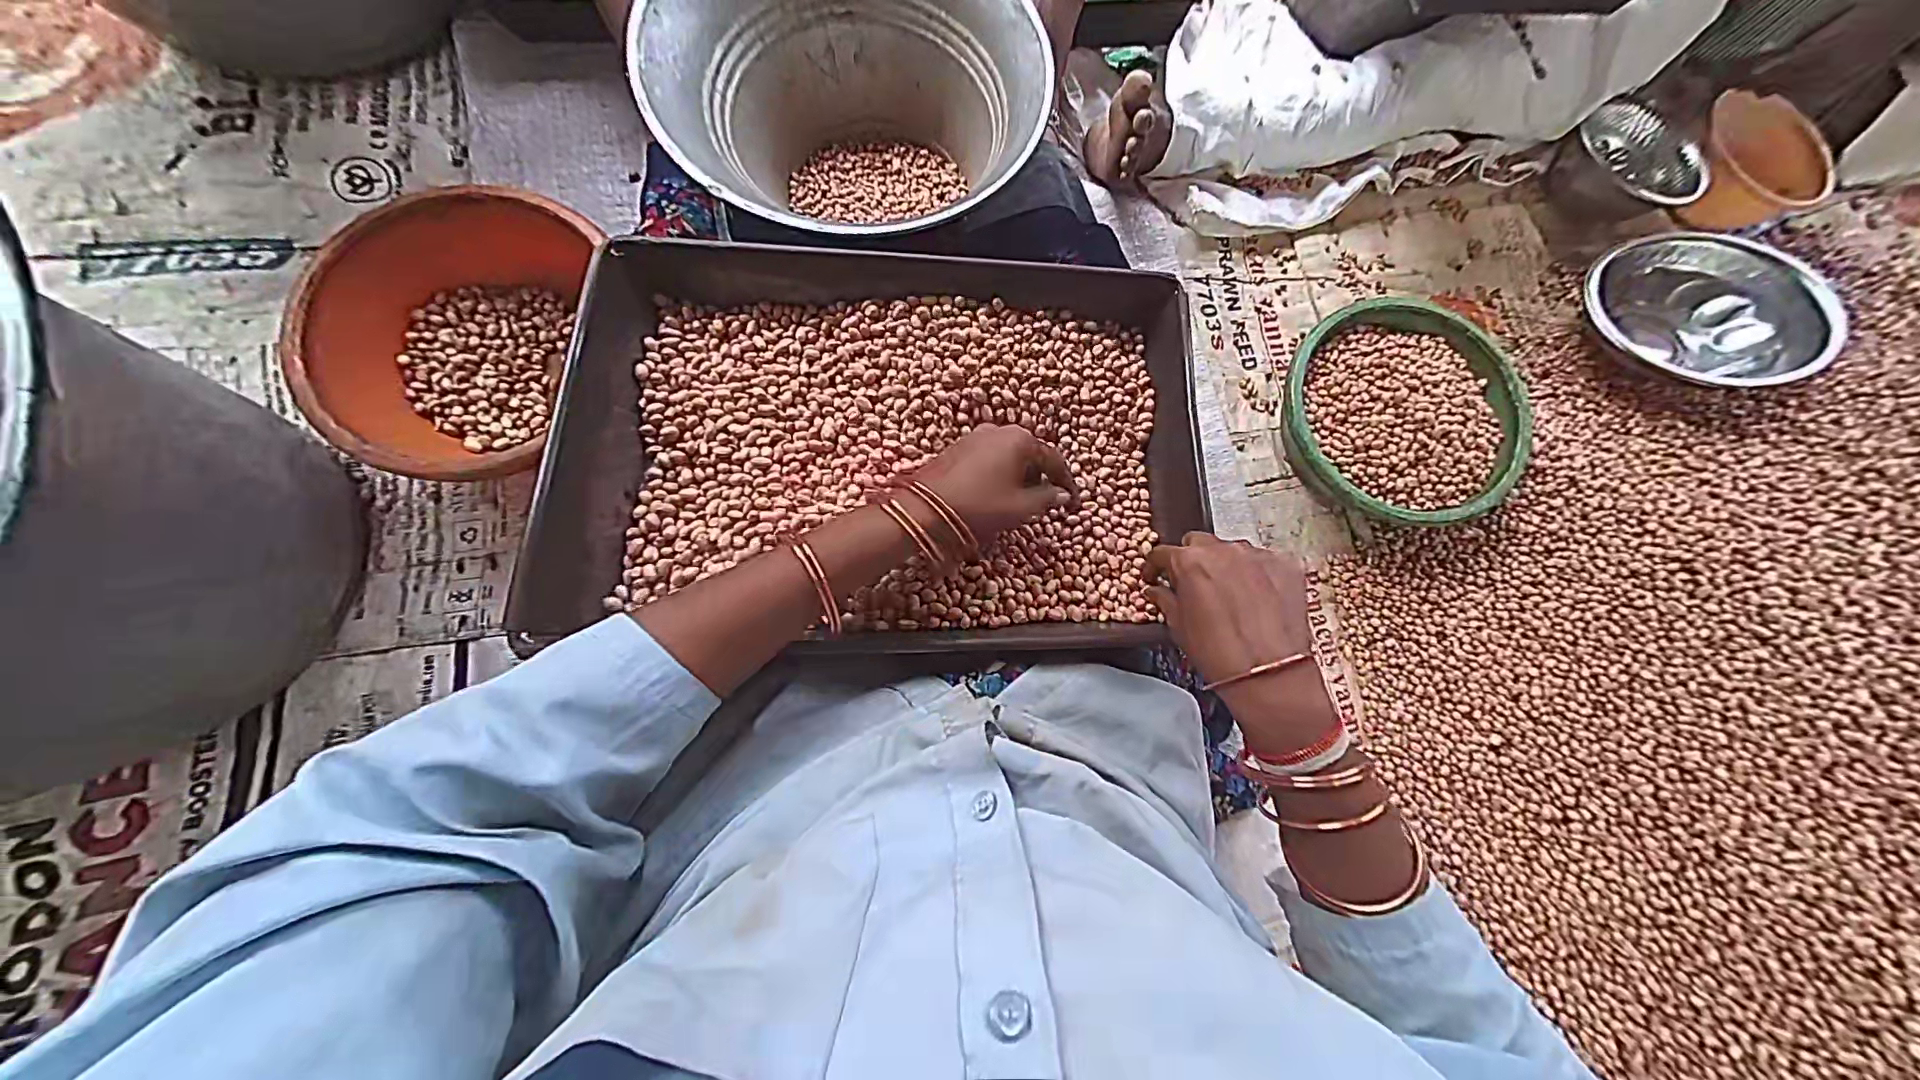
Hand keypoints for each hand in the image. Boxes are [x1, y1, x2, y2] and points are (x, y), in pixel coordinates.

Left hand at [908, 424, 1078, 546]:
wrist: (925, 508)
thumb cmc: (979, 505)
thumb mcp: (1020, 507)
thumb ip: (1046, 498)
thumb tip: (1060, 495)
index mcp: (1020, 439)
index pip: (1053, 459)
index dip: (1065, 482)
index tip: (1072, 501)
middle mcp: (999, 430)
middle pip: (1030, 454)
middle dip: (1041, 477)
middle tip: (1048, 501)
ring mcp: (976, 437)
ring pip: (1009, 456)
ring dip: (1019, 476)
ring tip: (1022, 501)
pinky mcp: (958, 448)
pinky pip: (990, 459)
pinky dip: (1000, 474)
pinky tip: (997, 494)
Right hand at [1145, 533, 1334, 754]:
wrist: (1268, 673)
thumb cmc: (1220, 653)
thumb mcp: (1179, 627)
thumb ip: (1165, 600)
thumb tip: (1158, 592)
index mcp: (1189, 562)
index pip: (1163, 553)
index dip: (1155, 566)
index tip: (1156, 575)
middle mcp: (1223, 551)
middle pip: (1198, 543)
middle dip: (1191, 560)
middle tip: (1191, 583)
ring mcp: (1257, 556)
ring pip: (1231, 550)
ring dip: (1224, 565)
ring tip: (1226, 593)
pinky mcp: (1285, 566)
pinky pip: (1262, 562)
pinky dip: (1254, 574)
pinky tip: (1253, 598)